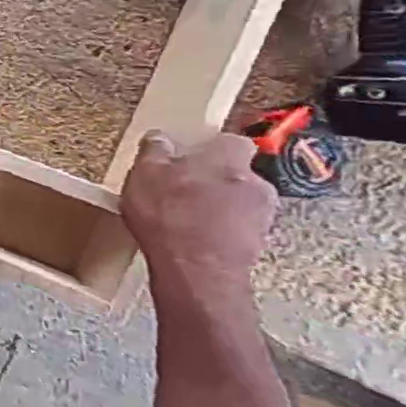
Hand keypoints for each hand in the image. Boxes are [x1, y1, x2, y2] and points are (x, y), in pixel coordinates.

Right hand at [121, 131, 276, 315]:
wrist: (196, 267)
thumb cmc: (171, 217)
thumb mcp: (144, 174)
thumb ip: (154, 151)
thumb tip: (158, 139)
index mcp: (227, 158)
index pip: (229, 140)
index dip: (209, 146)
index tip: (189, 153)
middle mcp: (254, 181)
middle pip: (233, 171)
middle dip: (210, 177)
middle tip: (178, 186)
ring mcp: (261, 213)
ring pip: (236, 199)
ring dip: (215, 204)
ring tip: (180, 215)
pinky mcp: (258, 240)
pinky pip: (236, 225)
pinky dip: (217, 227)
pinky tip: (189, 234)